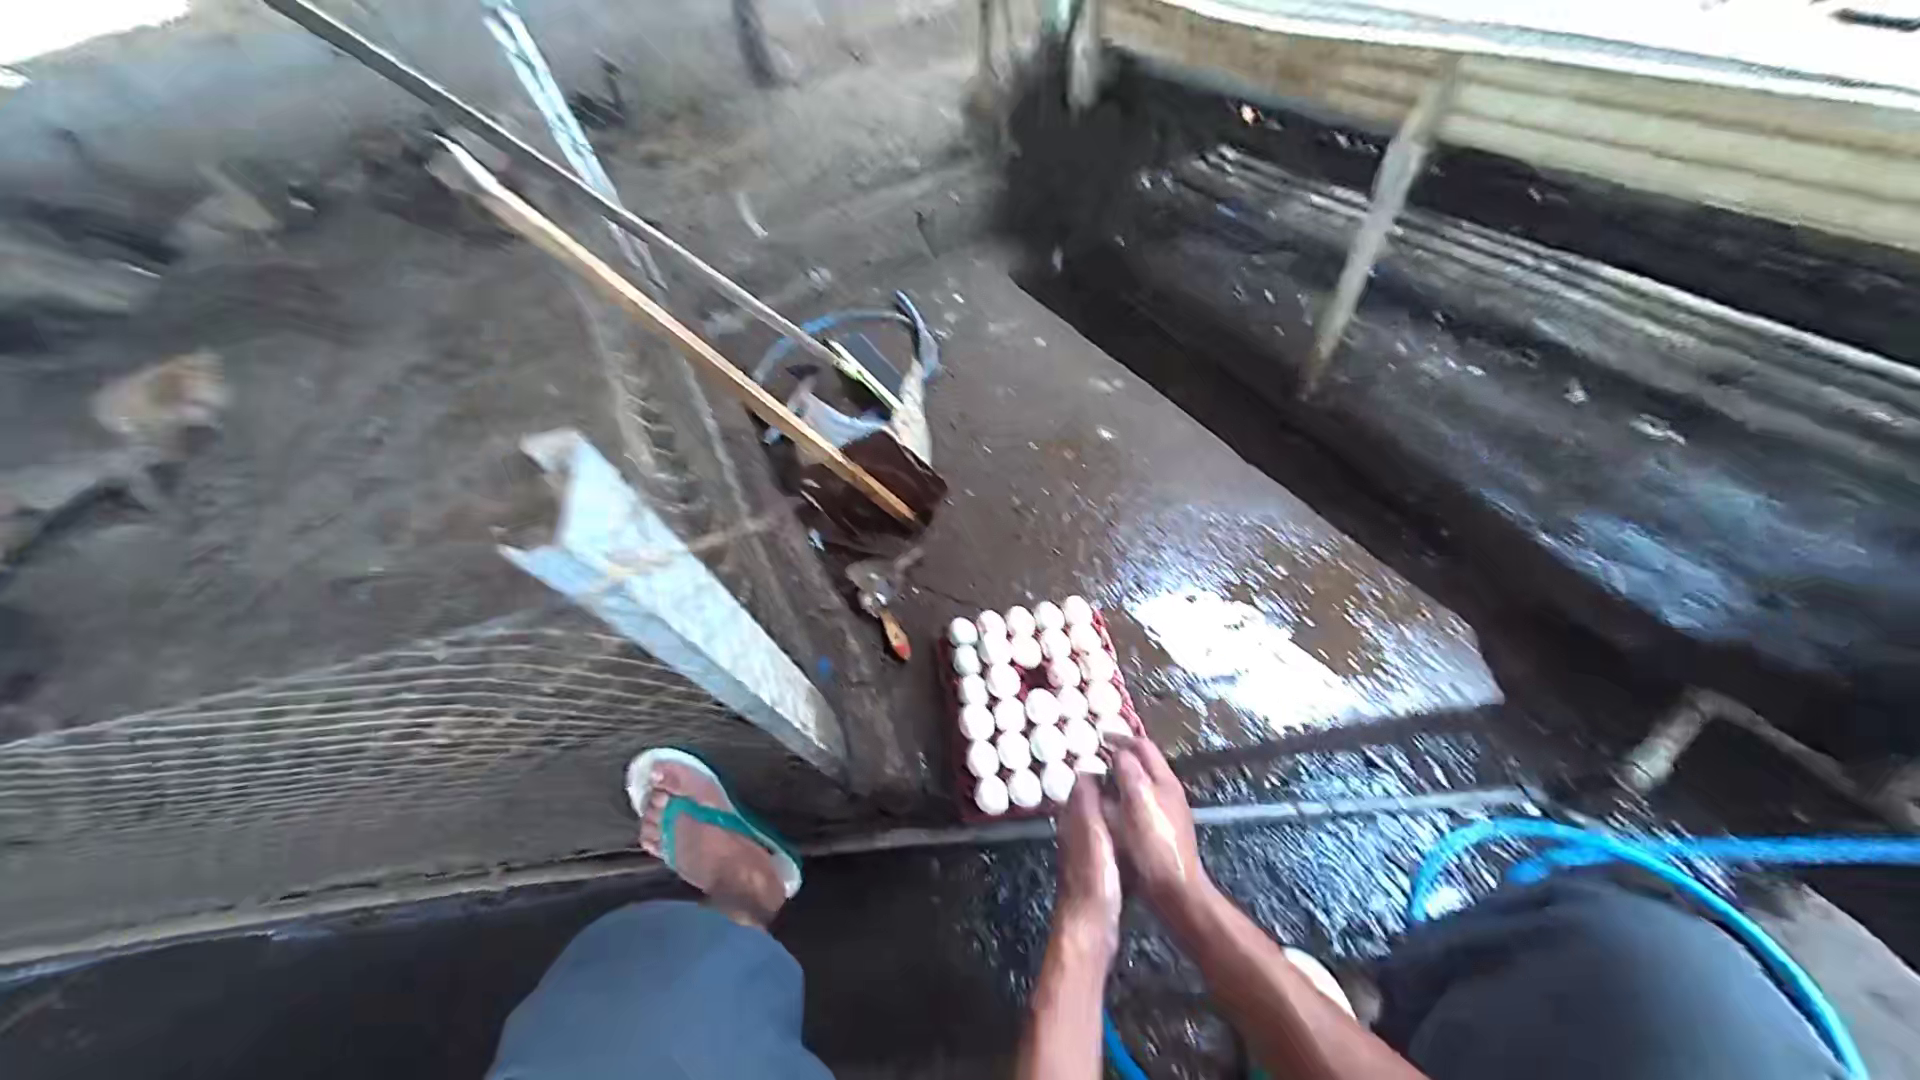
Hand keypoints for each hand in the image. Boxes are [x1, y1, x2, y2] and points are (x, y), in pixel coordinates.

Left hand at [1054, 779, 1121, 952]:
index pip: (1083, 786)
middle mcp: (1074, 833)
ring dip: (1117, 818)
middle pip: (1093, 805)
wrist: (1090, 925)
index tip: (1124, 768)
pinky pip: (1111, 847)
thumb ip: (1087, 800)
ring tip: (1141, 809)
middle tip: (1137, 787)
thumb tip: (1086, 768)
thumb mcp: (1091, 830)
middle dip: (1111, 795)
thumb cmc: (1093, 875)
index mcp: (1071, 819)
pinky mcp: (1098, 873)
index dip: (1101, 776)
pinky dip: (1122, 840)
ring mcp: (1086, 854)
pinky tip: (1138, 842)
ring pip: (1102, 825)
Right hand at [1102, 734, 1207, 911]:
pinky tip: (1109, 810)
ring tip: (1098, 782)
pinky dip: (1122, 797)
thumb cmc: (1153, 845)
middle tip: (1095, 759)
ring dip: (1120, 777)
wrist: (1176, 891)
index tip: (1097, 738)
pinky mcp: (1162, 831)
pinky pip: (1138, 802)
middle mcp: (1168, 791)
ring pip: (1140, 783)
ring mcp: (1167, 812)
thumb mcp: (1136, 800)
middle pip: (1143, 762)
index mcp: (1163, 780)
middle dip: (1119, 756)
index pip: (1141, 745)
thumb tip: (1116, 754)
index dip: (1119, 738)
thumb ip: (1127, 771)